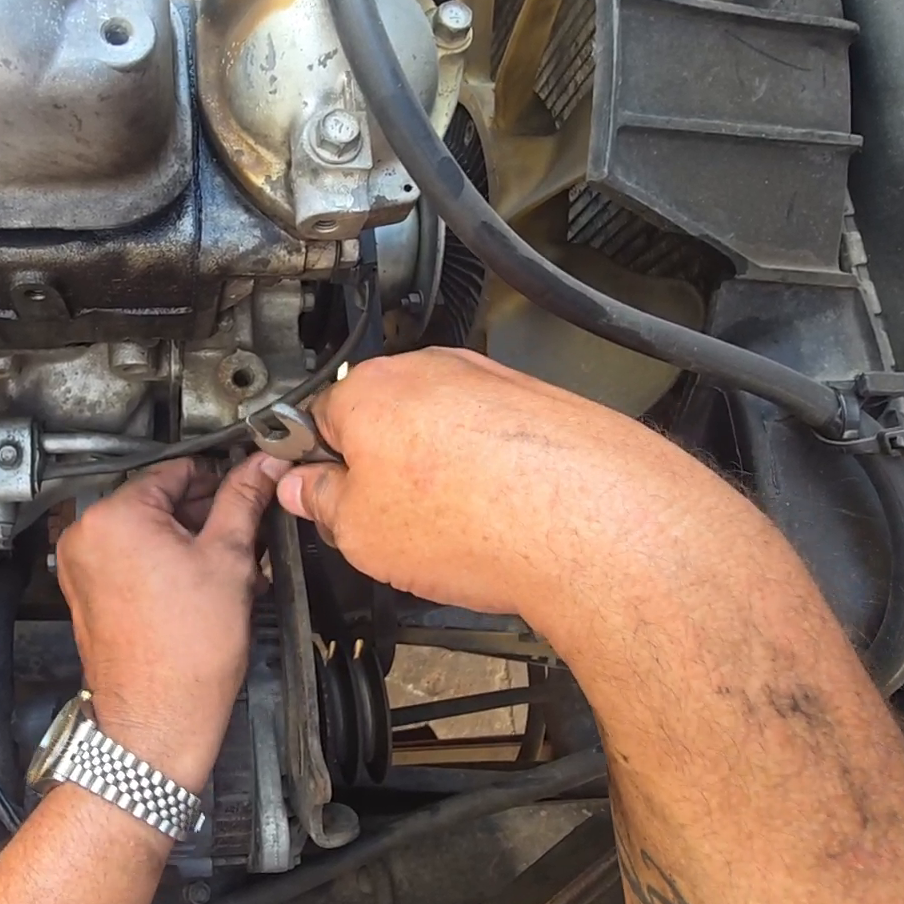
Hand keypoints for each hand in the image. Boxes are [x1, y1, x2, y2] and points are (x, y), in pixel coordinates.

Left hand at [54, 453, 288, 788]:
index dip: (219, 479)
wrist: (157, 722)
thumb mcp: (228, 558)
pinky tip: (205, 581)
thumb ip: (244, 499)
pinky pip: (133, 559)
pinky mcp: (88, 594)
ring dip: (191, 540)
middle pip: (160, 501)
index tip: (244, 486)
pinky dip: (167, 562)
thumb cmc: (185, 656)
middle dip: (206, 514)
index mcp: (114, 516)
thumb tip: (260, 466)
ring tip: (231, 562)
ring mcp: (82, 568)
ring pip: (148, 532)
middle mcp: (86, 536)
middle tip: (246, 529)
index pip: (176, 470)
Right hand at [273, 348, 770, 629]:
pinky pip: (486, 434)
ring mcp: (486, 379)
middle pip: (379, 418)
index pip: (316, 420)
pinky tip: (495, 510)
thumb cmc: (479, 522)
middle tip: (391, 520)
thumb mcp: (361, 532)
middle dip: (377, 465)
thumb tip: (306, 489)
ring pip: (434, 426)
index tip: (325, 492)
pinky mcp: (534, 400)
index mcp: (369, 391)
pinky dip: (482, 467)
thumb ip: (320, 501)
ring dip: (432, 467)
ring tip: (452, 523)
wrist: (598, 526)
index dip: (318, 464)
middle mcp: (426, 370)